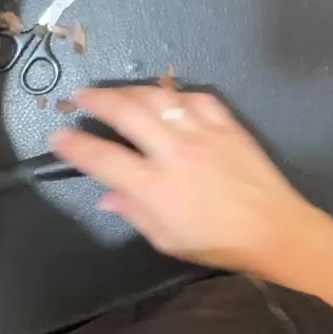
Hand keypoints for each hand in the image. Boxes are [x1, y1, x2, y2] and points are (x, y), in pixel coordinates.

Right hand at [48, 85, 332, 283]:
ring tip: (115, 92)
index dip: (74, 146)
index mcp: (155, 187)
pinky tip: (166, 97)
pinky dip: (176, 93)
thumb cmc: (218, 243)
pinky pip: (197, 97)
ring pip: (159, 97)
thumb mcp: (167, 240)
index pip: (103, 158)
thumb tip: (106, 195)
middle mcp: (175, 153)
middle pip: (126, 112)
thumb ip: (134, 213)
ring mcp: (203, 134)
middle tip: (80, 96)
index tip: (57, 136)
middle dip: (96, 100)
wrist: (275, 230)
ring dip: (130, 90)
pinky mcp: (228, 125)